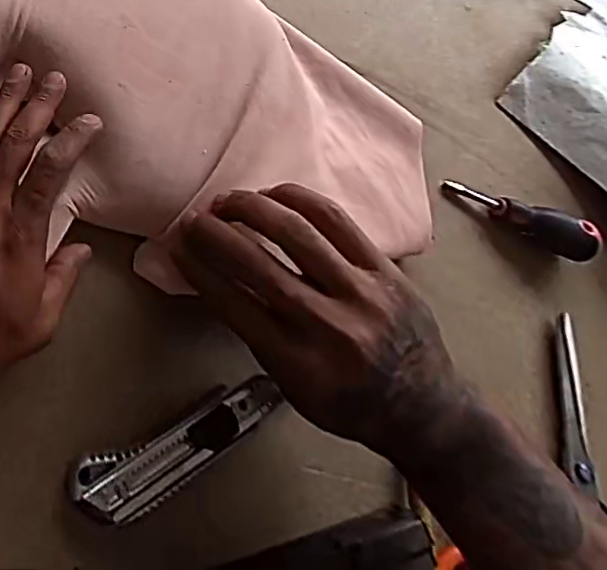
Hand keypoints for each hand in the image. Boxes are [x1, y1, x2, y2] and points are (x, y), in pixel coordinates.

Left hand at [0, 65, 101, 401]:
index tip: (90, 120)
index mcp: (20, 234)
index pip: (51, 172)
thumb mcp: (38, 321)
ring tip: (18, 72)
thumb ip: (63, 278)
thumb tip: (83, 248)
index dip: (72, 140)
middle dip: (39, 106)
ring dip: (3, 101)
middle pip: (18, 143)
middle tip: (56, 79)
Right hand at [174, 184, 466, 460]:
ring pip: (296, 233)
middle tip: (194, 218)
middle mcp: (331, 327)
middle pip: (257, 263)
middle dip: (215, 233)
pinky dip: (299, 200)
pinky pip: (337, 221)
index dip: (197, 267)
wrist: (428, 412)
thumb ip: (253, 331)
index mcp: (299, 363)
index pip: (232, 303)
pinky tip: (274, 194)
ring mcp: (363, 295)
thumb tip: (213, 276)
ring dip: (251, 208)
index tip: (178, 245)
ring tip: (228, 200)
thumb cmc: (348, 401)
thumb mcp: (290, 383)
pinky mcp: (387, 272)